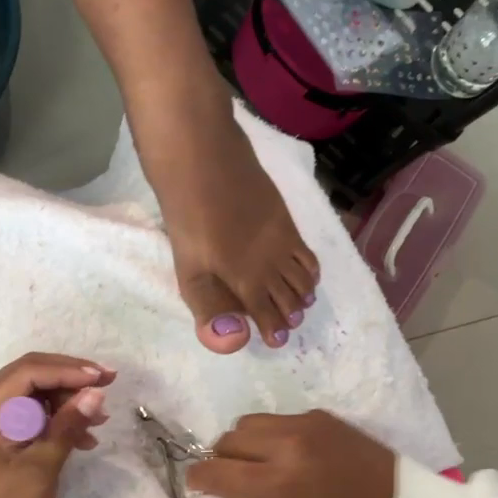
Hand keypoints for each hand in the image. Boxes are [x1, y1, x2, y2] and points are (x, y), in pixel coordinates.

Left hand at [0, 353, 115, 497]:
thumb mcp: (42, 466)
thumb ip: (68, 425)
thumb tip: (96, 392)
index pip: (26, 373)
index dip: (66, 370)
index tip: (101, 378)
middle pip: (29, 375)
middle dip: (70, 378)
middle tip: (108, 384)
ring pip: (34, 390)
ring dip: (67, 399)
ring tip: (99, 420)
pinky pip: (31, 409)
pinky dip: (57, 416)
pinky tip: (83, 435)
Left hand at [136, 93, 320, 354]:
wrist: (202, 155)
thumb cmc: (186, 214)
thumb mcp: (189, 267)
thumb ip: (210, 307)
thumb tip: (236, 343)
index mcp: (248, 279)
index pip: (269, 313)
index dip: (273, 329)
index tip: (276, 341)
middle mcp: (273, 263)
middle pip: (290, 297)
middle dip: (289, 314)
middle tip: (286, 325)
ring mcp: (283, 239)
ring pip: (304, 277)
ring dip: (302, 294)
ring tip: (297, 303)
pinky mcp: (285, 217)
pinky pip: (307, 253)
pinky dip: (310, 270)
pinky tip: (306, 272)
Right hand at [187, 411, 395, 497]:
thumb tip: (219, 488)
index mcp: (277, 484)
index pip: (214, 471)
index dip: (198, 479)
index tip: (199, 485)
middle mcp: (286, 446)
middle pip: (227, 439)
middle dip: (222, 459)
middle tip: (233, 475)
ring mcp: (304, 424)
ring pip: (248, 422)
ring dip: (245, 442)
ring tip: (260, 460)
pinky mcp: (320, 414)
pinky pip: (279, 418)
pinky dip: (274, 435)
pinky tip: (291, 452)